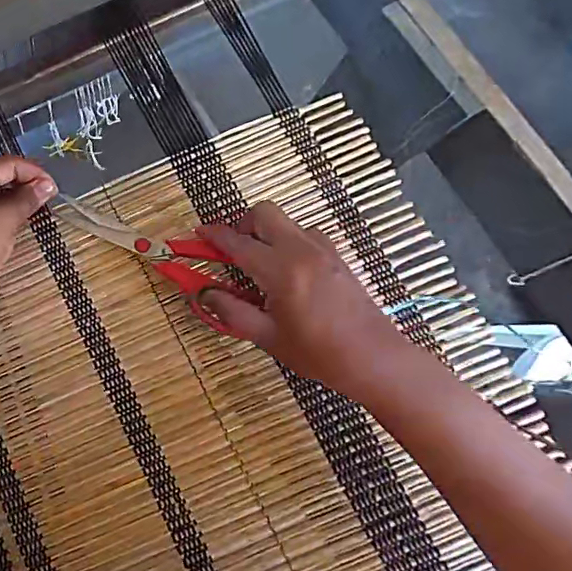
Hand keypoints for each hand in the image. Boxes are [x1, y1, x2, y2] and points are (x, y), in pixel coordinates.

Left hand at [0, 156, 56, 298]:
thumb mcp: (7, 217)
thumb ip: (29, 197)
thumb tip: (48, 184)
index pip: (8, 164)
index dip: (33, 172)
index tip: (53, 187)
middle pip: (1, 175)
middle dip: (26, 182)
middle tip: (49, 195)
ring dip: (19, 196)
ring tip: (39, 206)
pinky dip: (8, 209)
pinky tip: (22, 217)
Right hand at [195, 201, 417, 398]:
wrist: (374, 358)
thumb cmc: (317, 353)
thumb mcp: (266, 336)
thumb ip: (231, 310)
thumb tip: (204, 294)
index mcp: (281, 270)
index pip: (237, 242)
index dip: (213, 236)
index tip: (197, 234)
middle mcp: (302, 250)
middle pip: (264, 212)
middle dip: (242, 225)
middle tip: (232, 252)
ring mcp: (323, 250)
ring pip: (285, 222)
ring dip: (265, 234)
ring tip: (258, 268)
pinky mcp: (336, 256)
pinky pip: (303, 234)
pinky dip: (286, 242)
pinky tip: (284, 273)